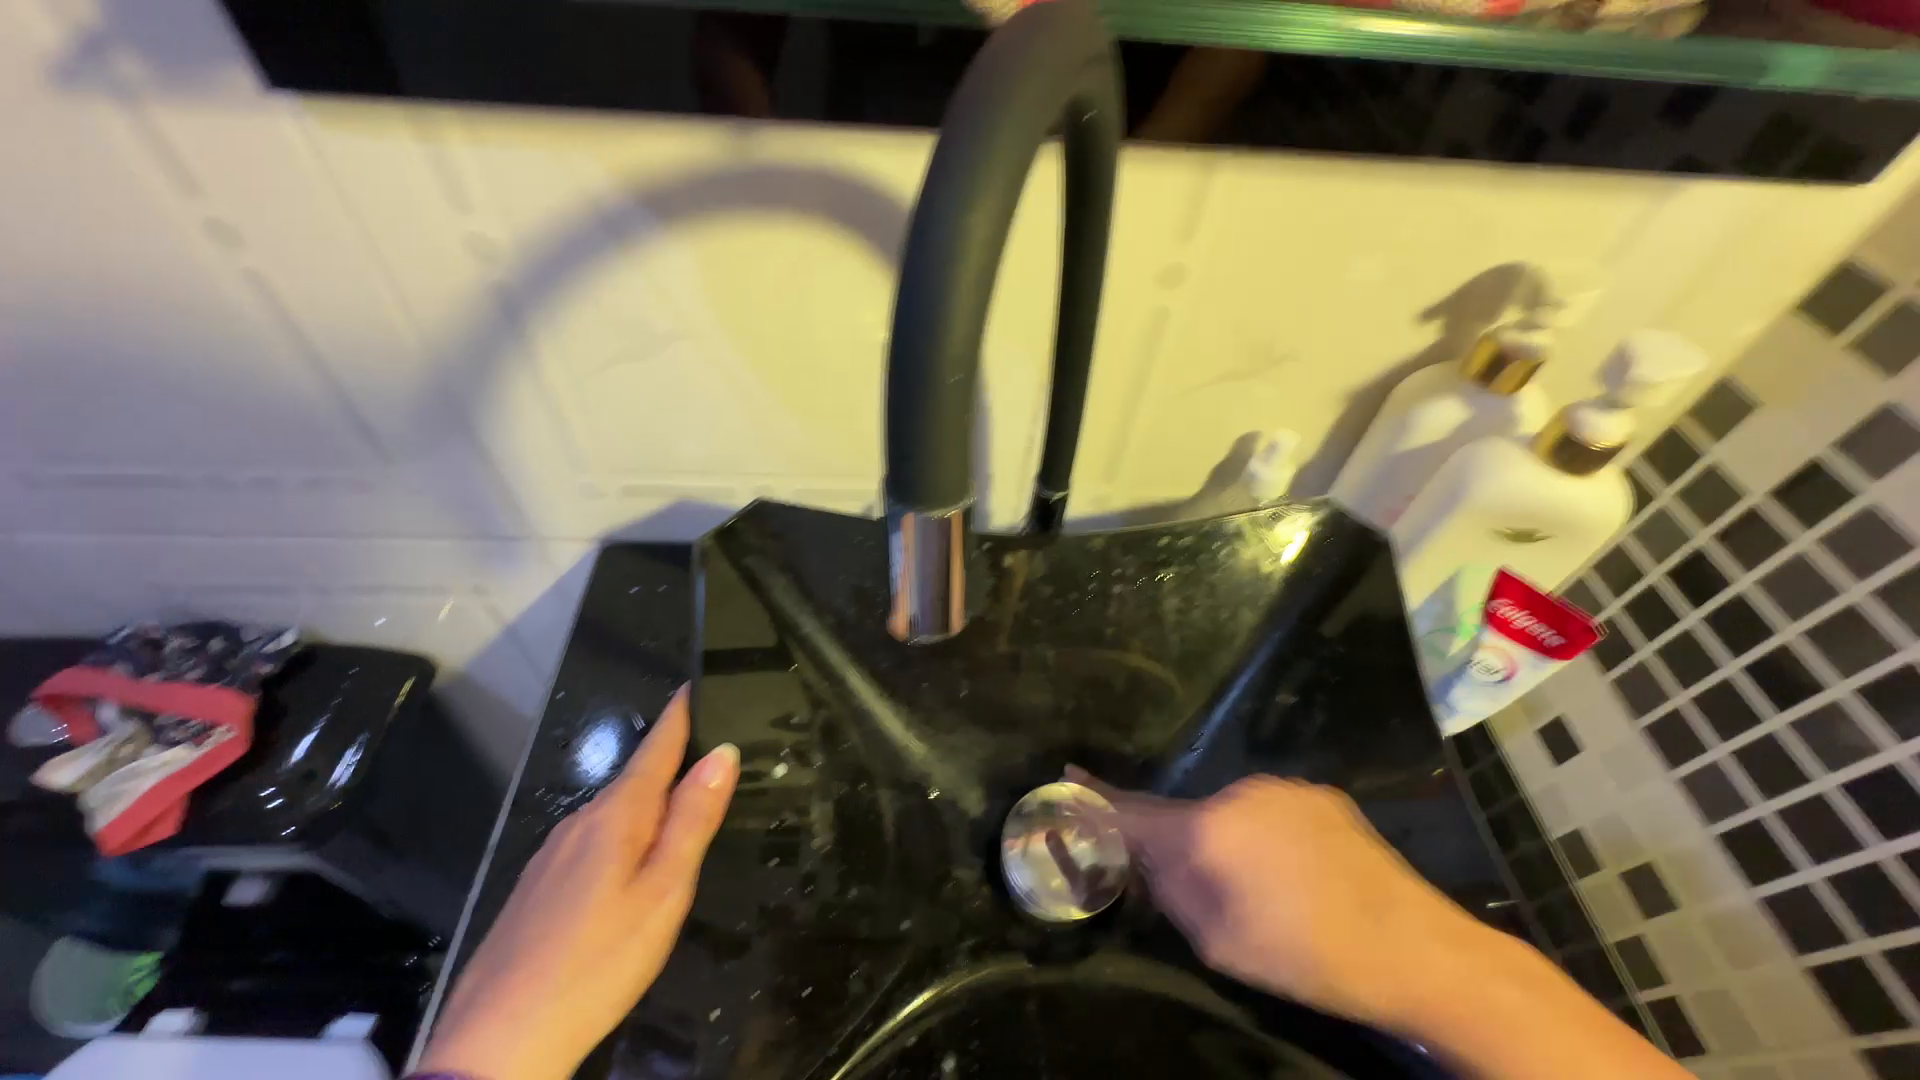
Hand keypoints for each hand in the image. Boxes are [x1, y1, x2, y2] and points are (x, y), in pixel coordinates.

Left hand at [419, 685, 738, 1079]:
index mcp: (615, 818)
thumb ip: (693, 820)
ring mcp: (551, 857)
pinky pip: (591, 844)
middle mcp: (579, 824)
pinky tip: (629, 866)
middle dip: (670, 761)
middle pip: (634, 780)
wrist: (497, 1045)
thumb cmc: (598, 962)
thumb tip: (723, 752)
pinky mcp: (537, 890)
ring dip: (647, 804)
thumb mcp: (664, 891)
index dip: (679, 716)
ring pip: (612, 815)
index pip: (655, 749)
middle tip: (709, 749)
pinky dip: (622, 837)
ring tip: (681, 806)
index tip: (695, 683)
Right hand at [1070, 769, 1494, 1035]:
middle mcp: (1237, 793)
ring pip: (1232, 812)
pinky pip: (1271, 810)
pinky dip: (1269, 835)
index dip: (1094, 799)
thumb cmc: (1304, 957)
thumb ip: (1170, 892)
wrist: (1416, 950)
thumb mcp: (1216, 943)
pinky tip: (1299, 873)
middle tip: (1206, 890)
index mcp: (1205, 830)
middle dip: (1184, 844)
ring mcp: (1283, 788)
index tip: (1066, 778)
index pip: (1132, 812)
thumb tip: (1146, 860)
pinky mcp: (1320, 793)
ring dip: (1230, 840)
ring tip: (1266, 889)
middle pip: (1187, 815)